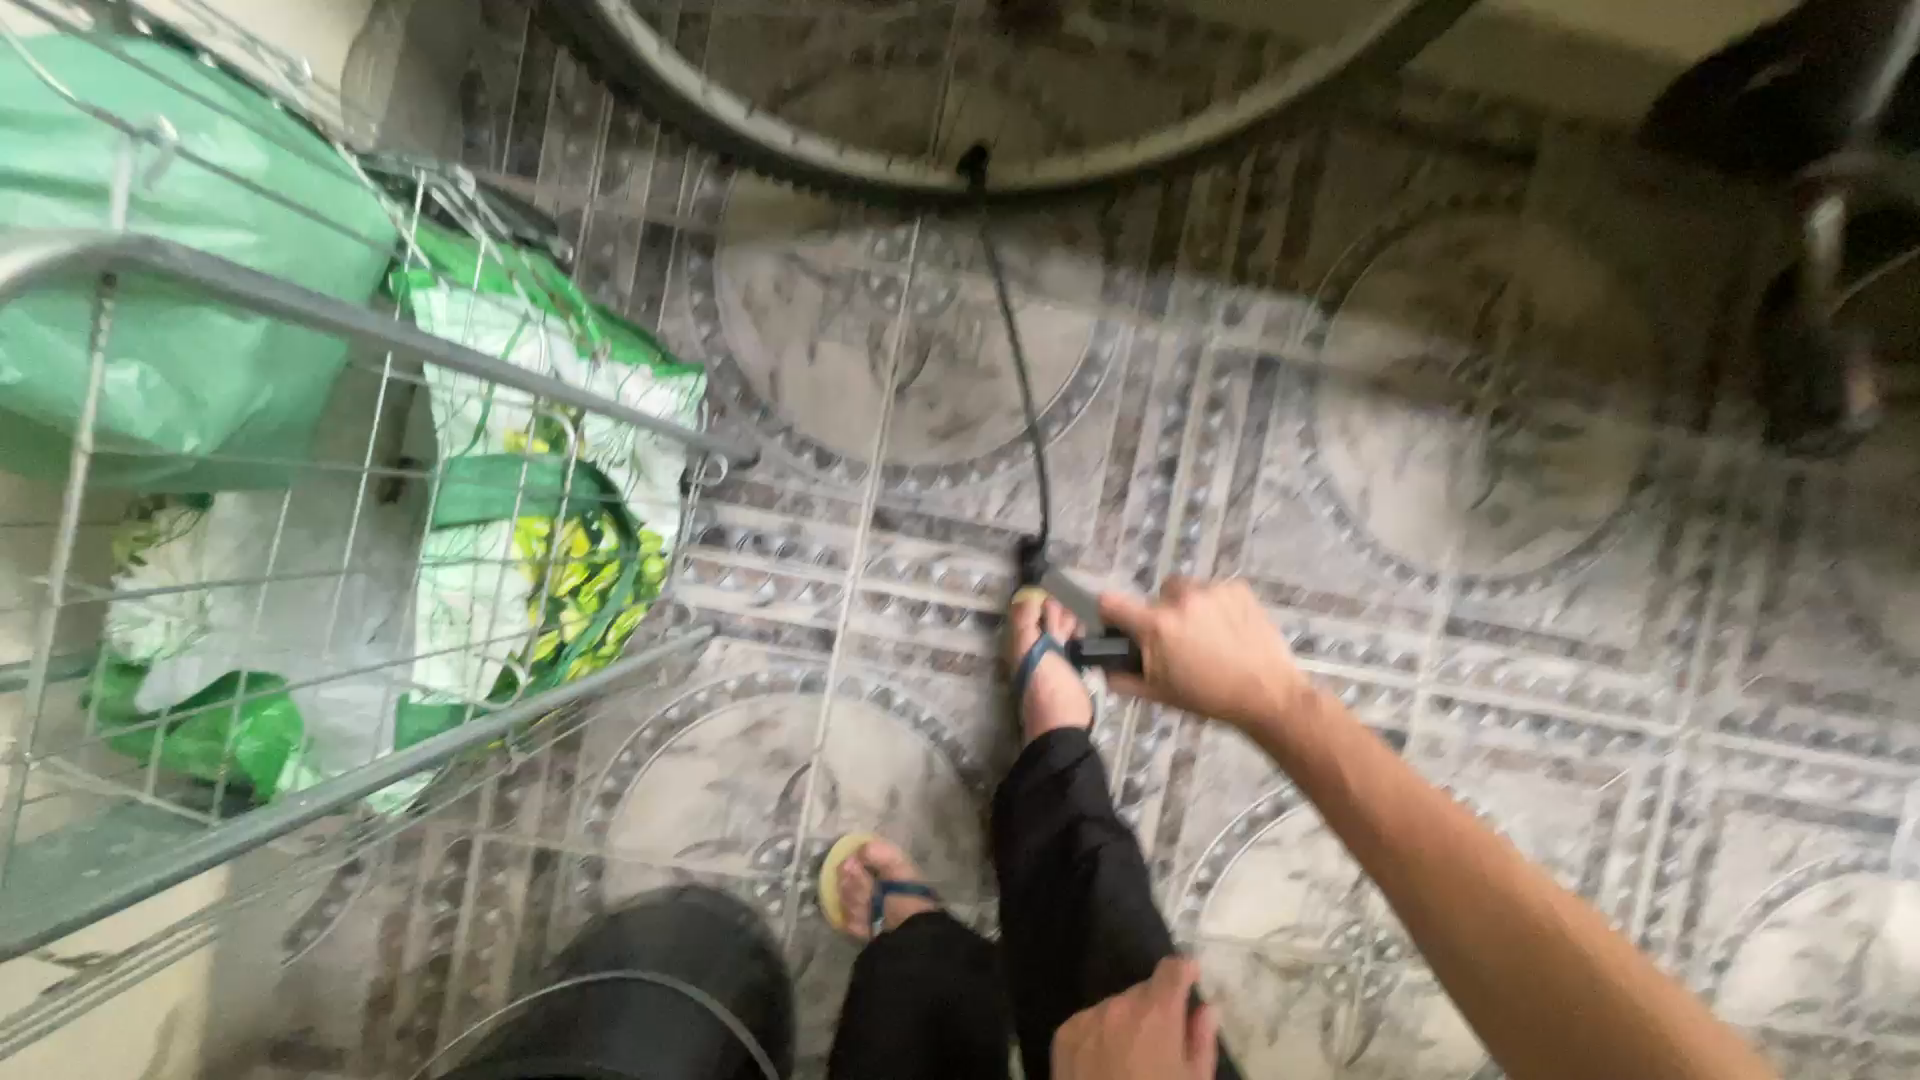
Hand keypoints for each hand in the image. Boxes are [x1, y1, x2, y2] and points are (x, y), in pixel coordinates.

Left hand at [1053, 956, 1219, 1079]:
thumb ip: (1201, 1041)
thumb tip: (1207, 1009)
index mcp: (1156, 1013)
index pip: (1171, 970)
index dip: (1184, 970)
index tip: (1192, 975)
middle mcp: (1120, 1005)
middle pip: (1143, 992)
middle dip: (1155, 1009)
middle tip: (1162, 1043)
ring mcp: (1088, 1018)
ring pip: (1115, 1007)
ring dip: (1127, 1023)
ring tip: (1132, 1062)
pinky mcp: (1064, 1034)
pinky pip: (1090, 1022)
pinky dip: (1101, 1035)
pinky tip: (1106, 1067)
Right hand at [1099, 577, 1308, 732]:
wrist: (1269, 694)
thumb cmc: (1209, 697)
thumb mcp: (1159, 694)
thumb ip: (1122, 679)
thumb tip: (1102, 668)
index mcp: (1157, 626)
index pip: (1110, 602)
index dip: (1109, 613)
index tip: (1119, 624)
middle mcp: (1181, 600)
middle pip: (1153, 597)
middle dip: (1159, 616)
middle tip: (1177, 642)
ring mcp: (1211, 590)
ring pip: (1184, 590)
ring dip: (1186, 606)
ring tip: (1205, 634)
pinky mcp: (1237, 588)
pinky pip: (1212, 590)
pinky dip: (1215, 606)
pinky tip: (1228, 629)